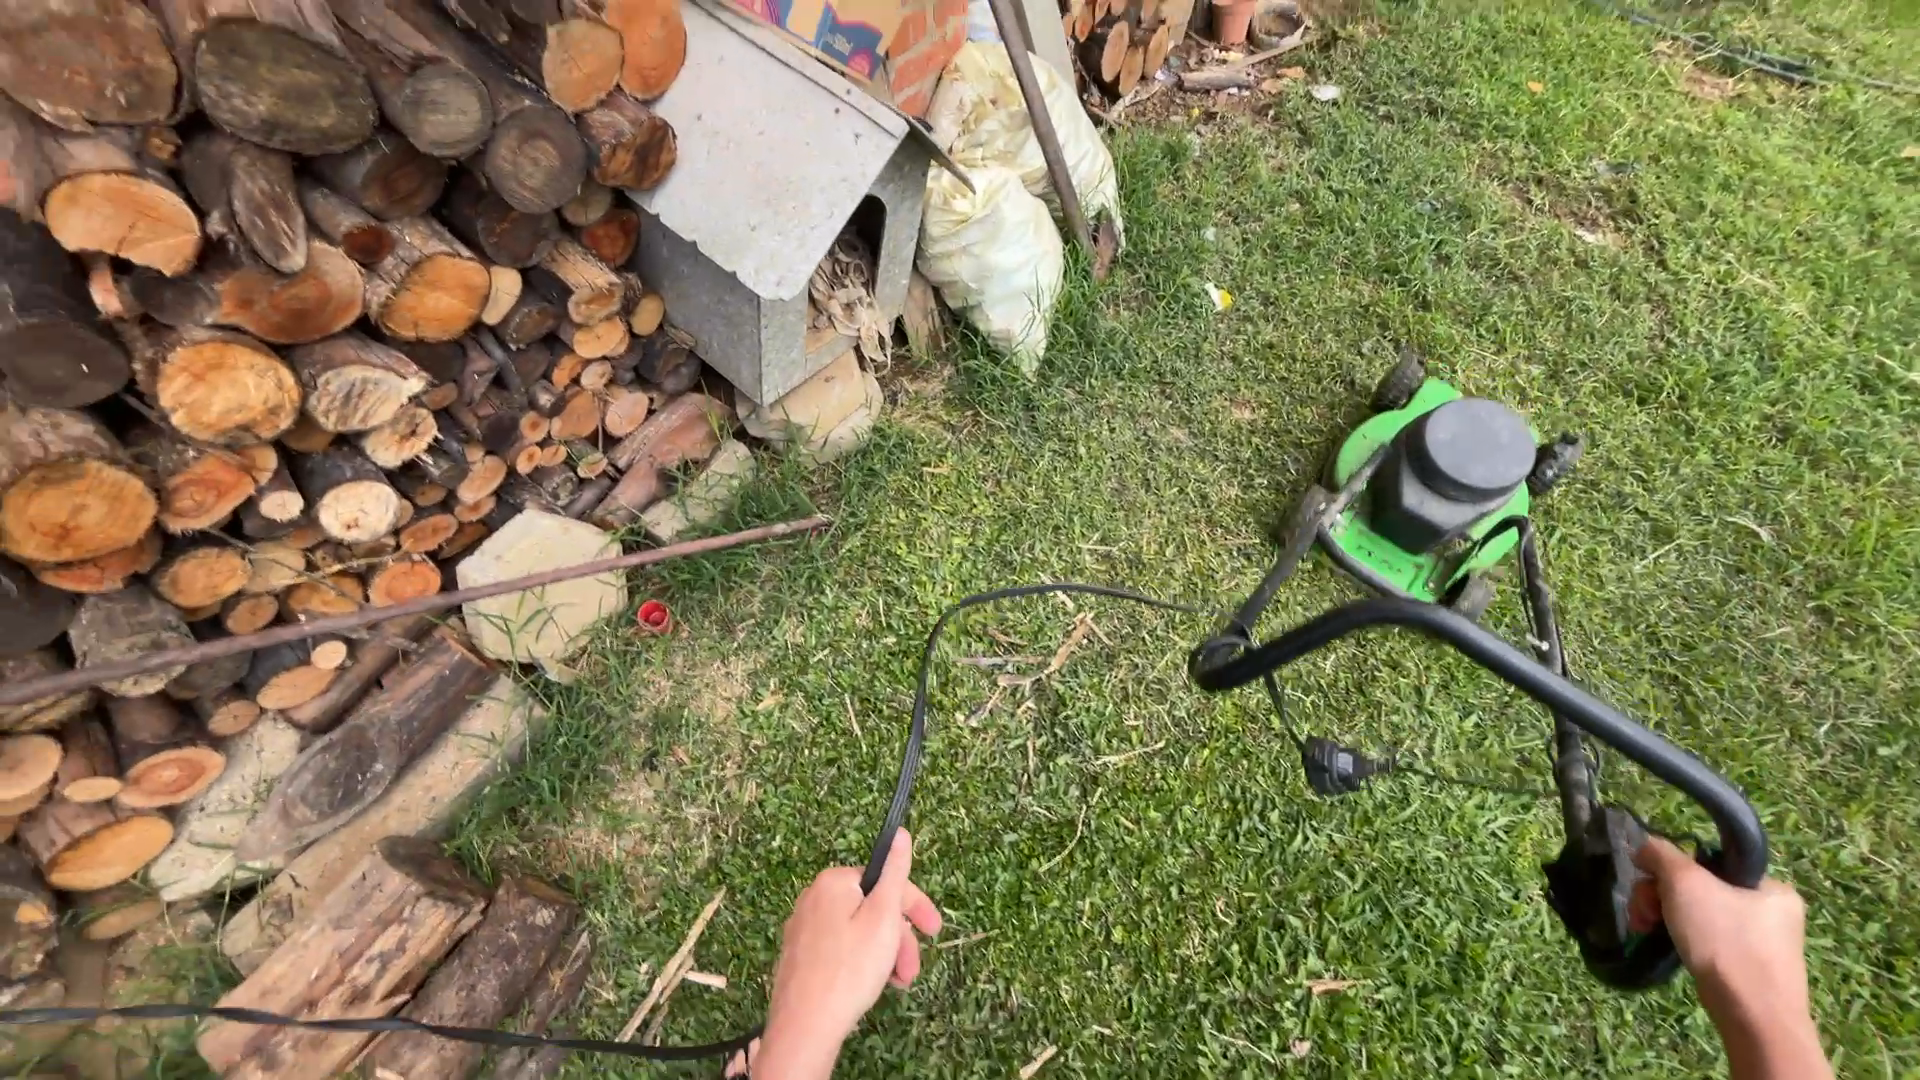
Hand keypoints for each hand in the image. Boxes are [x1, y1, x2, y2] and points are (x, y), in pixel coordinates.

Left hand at [746, 830, 941, 1079]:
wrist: (804, 1028)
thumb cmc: (851, 968)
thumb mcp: (883, 916)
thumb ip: (894, 872)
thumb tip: (900, 832)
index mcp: (834, 881)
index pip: (886, 881)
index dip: (915, 906)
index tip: (935, 931)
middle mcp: (813, 896)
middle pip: (871, 907)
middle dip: (898, 937)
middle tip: (911, 971)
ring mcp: (802, 928)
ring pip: (857, 930)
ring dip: (883, 953)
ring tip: (895, 984)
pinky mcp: (798, 956)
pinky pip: (839, 947)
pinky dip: (859, 961)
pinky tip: (868, 986)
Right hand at [1629, 837, 1829, 1079]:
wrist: (1752, 1012)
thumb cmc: (1724, 939)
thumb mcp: (1684, 881)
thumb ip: (1660, 852)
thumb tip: (1645, 849)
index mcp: (1771, 886)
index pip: (1705, 860)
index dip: (1670, 869)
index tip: (1652, 884)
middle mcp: (1770, 909)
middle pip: (1695, 885)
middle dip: (1658, 894)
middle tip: (1644, 911)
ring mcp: (1758, 937)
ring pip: (1693, 908)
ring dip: (1660, 912)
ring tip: (1644, 927)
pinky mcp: (1745, 960)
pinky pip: (1702, 932)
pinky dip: (1676, 932)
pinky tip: (1661, 939)